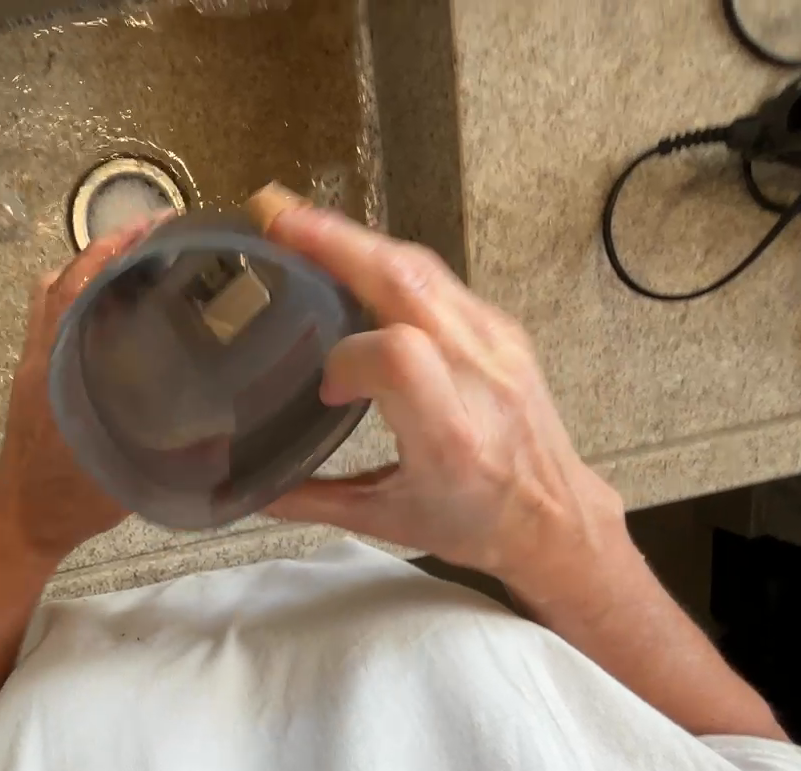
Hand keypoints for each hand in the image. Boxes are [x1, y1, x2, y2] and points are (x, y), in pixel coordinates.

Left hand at [0, 219, 155, 564]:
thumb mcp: (128, 477)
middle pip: (63, 279)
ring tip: (137, 267)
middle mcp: (41, 356)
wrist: (23, 523)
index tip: (155, 228)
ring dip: (90, 272)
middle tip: (157, 241)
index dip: (113, 251)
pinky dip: (79, 299)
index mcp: (57, 370)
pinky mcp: (33, 378)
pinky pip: (51, 320)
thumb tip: (230, 431)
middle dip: (108, 250)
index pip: (77, 287)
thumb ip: (178, 455)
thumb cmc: (70, 502)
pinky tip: (115, 314)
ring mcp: (33, 365)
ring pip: (52, 297)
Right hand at [262, 207, 629, 610]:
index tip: (323, 384)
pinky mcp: (498, 327)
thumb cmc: (476, 523)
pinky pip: (435, 278)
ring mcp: (495, 342)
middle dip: (336, 243)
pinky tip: (350, 260)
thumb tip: (247, 490)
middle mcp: (479, 375)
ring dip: (356, 240)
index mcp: (449, 434)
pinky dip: (384, 260)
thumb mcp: (386, 521)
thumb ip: (312, 502)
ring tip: (300, 226)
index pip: (397, 356)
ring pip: (421, 268)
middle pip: (407, 282)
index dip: (347, 357)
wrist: (553, 517)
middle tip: (274, 217)